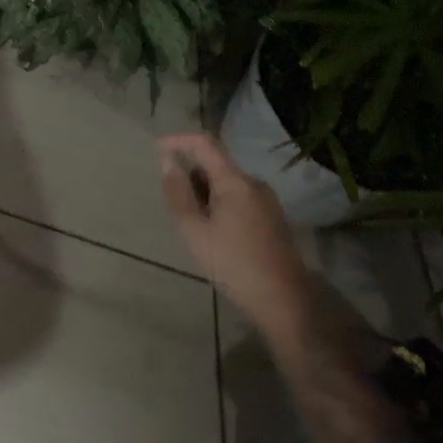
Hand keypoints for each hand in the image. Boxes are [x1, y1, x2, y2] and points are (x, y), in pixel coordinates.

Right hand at [158, 133, 312, 332]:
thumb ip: (178, 193)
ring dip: (204, 189)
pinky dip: (218, 201)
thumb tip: (168, 163)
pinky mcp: (272, 217)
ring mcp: (267, 200)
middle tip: (171, 197)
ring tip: (190, 219)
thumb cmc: (233, 264)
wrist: (286, 301)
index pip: (204, 143)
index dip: (178, 140)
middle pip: (216, 162)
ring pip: (227, 181)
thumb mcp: (194, 230)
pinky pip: (238, 196)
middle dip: (190, 171)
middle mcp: (254, 183)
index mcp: (235, 181)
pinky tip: (212, 229)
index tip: (157, 150)